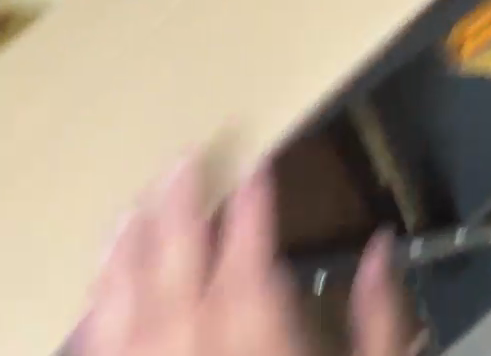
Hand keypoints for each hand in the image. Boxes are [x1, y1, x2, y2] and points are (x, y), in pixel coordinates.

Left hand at [78, 158, 413, 355]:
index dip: (251, 212)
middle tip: (178, 162)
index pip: (249, 267)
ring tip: (127, 211)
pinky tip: (98, 291)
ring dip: (123, 260)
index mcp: (263, 349)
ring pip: (123, 318)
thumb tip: (384, 246)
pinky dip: (96, 320)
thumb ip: (380, 313)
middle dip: (176, 216)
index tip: (255, 166)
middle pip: (175, 281)